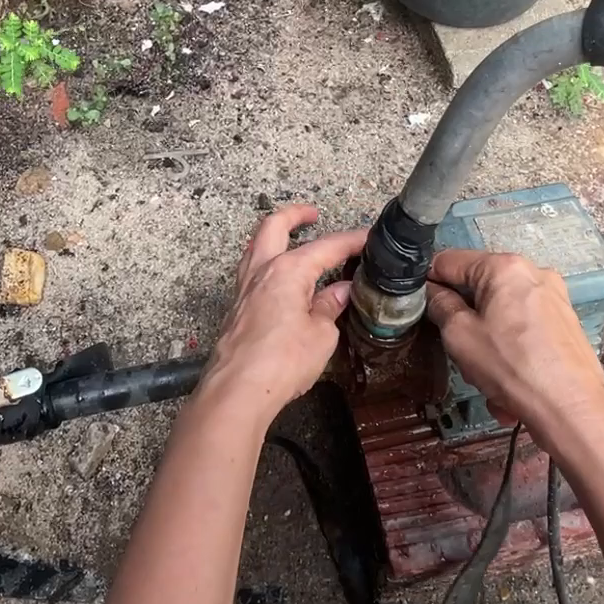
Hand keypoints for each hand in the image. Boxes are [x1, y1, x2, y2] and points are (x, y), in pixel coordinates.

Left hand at [198, 206, 360, 428]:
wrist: (238, 390)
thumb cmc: (280, 362)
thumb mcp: (321, 335)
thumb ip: (330, 308)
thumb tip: (339, 293)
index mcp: (287, 270)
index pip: (326, 246)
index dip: (350, 241)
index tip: (367, 238)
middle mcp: (262, 270)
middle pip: (273, 226)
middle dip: (294, 214)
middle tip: (312, 213)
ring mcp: (244, 288)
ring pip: (256, 246)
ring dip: (274, 236)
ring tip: (291, 239)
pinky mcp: (236, 308)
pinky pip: (251, 272)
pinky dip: (266, 263)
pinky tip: (279, 279)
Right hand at [425, 250, 603, 429]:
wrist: (574, 413)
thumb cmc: (512, 367)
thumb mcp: (460, 336)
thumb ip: (440, 306)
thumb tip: (434, 293)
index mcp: (505, 267)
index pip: (449, 261)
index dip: (429, 283)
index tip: (421, 307)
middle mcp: (534, 273)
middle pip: (479, 290)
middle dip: (465, 321)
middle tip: (459, 351)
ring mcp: (554, 299)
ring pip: (501, 316)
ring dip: (488, 345)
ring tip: (488, 382)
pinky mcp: (566, 325)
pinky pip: (524, 333)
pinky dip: (512, 354)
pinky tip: (511, 389)